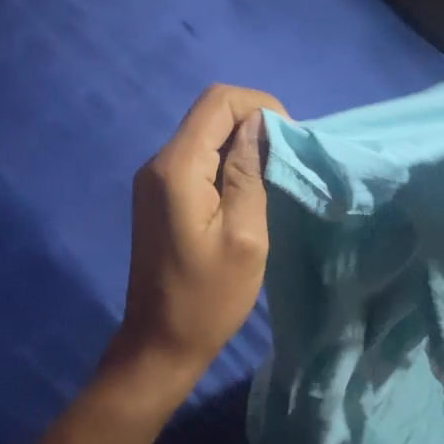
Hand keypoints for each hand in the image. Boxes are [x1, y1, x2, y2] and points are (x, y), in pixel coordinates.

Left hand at [112, 84, 284, 379]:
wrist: (160, 342)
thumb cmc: (208, 297)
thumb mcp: (244, 235)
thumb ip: (248, 173)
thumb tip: (258, 126)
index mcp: (176, 168)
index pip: (219, 101)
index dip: (261, 107)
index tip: (289, 143)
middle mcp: (158, 163)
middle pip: (209, 115)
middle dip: (253, 126)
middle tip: (285, 165)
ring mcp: (154, 181)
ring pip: (204, 138)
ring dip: (240, 148)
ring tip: (270, 182)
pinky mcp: (158, 198)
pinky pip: (196, 163)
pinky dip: (224, 166)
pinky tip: (245, 196)